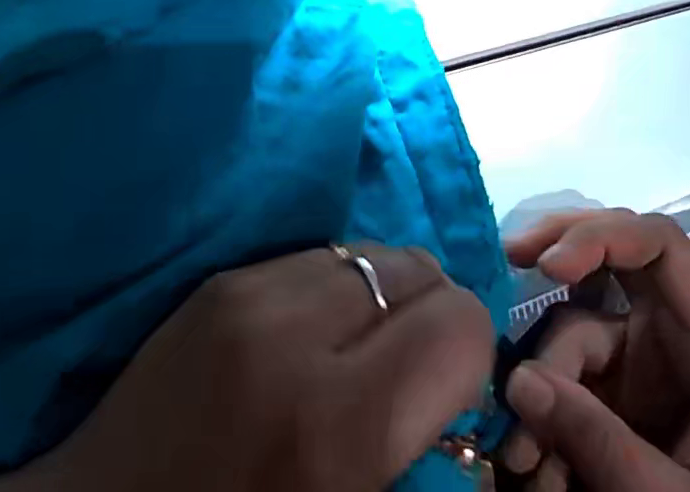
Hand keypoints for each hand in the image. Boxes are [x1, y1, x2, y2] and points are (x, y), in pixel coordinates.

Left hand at [0, 243, 492, 491]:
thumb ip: (416, 440)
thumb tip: (457, 377)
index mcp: (337, 424)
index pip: (458, 323)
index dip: (468, 353)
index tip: (446, 389)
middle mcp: (295, 335)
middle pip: (419, 269)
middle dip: (430, 314)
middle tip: (404, 366)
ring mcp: (249, 293)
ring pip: (371, 250)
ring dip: (383, 293)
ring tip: (355, 343)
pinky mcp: (221, 278)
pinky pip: (318, 256)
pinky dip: (336, 285)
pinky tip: (310, 328)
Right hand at [500, 210, 689, 491]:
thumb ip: (602, 444)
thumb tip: (517, 379)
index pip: (663, 248)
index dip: (601, 236)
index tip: (546, 267)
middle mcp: (679, 341)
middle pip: (613, 262)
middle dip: (556, 256)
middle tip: (504, 262)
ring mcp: (648, 371)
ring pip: (577, 334)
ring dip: (539, 383)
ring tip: (519, 462)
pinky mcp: (625, 405)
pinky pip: (570, 383)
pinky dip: (545, 417)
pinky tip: (533, 470)